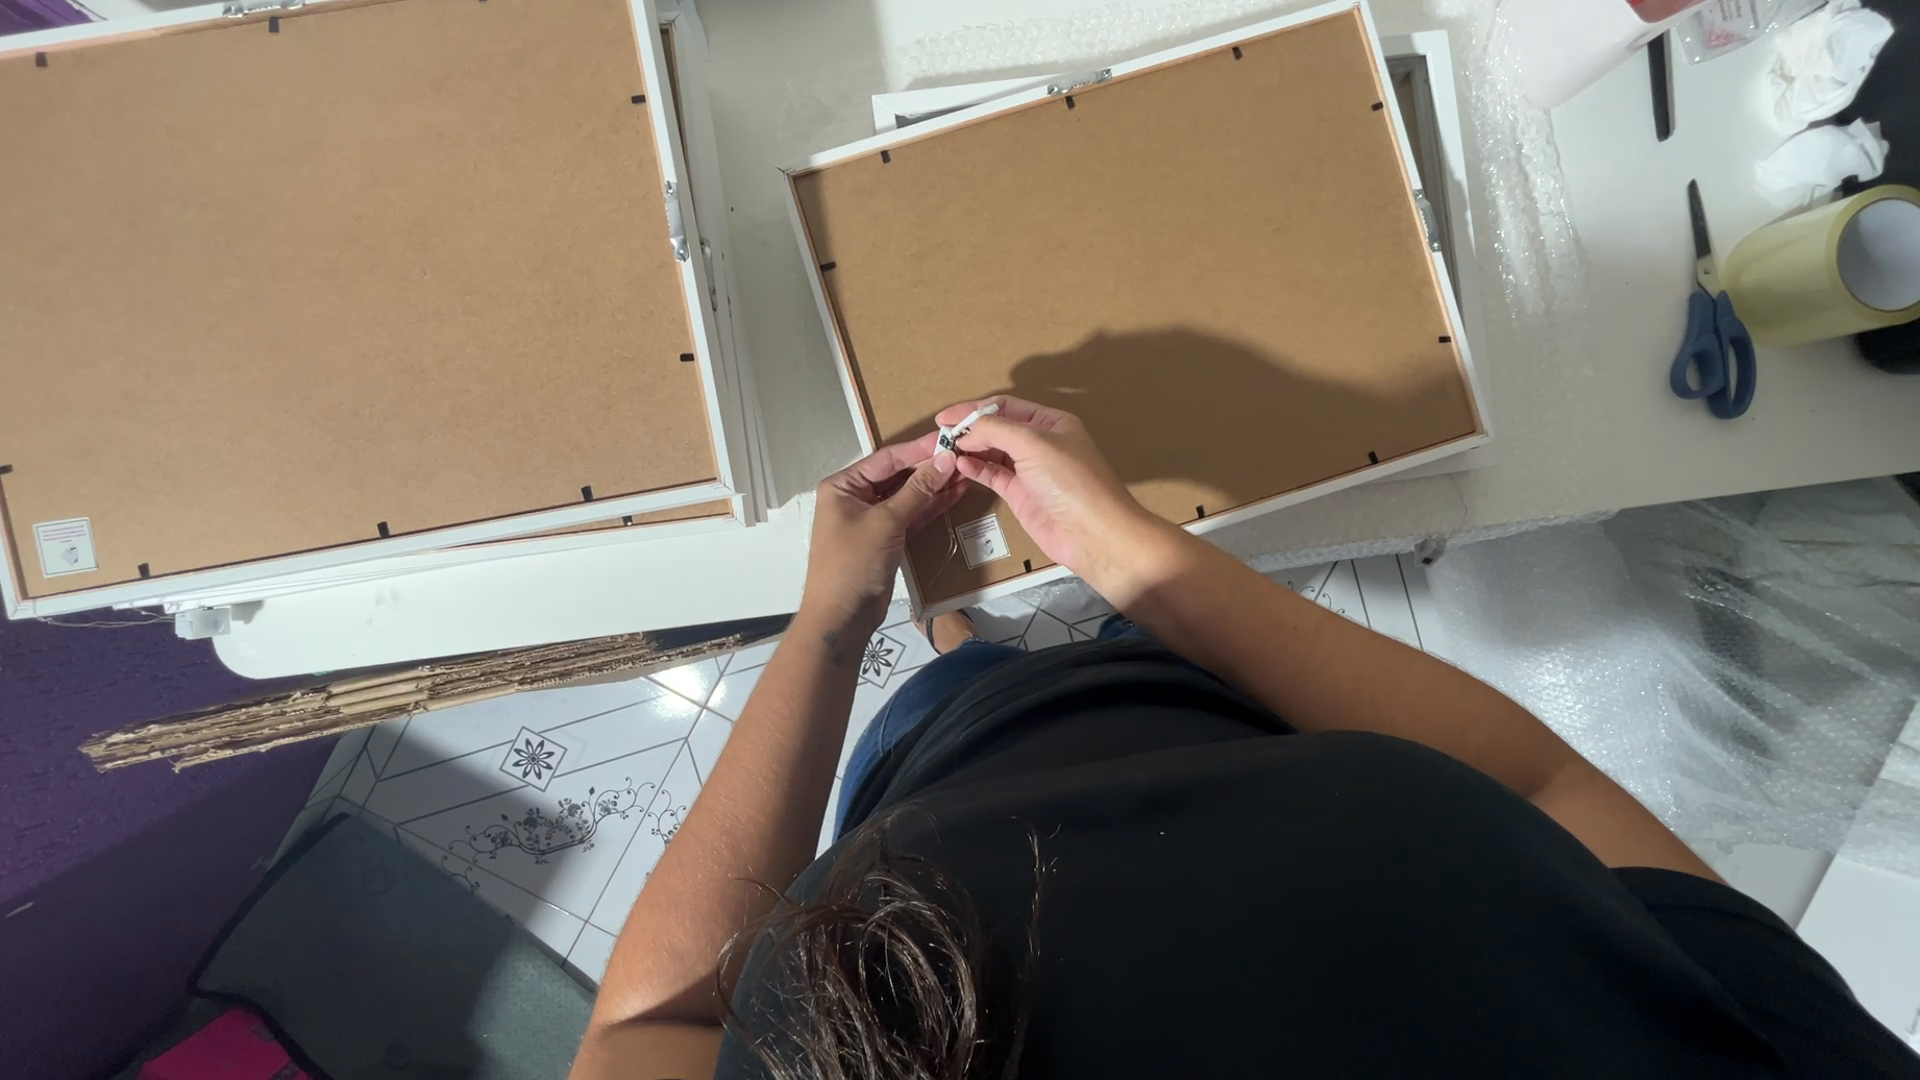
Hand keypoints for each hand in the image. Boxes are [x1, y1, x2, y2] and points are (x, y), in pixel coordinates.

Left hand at [800, 432, 965, 636]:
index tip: (948, 439)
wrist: (843, 615)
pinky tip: (954, 494)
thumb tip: (945, 460)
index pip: (887, 459)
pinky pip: (911, 515)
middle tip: (963, 455)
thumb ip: (917, 490)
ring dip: (934, 486)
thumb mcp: (886, 522)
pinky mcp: (887, 537)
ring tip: (965, 472)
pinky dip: (930, 507)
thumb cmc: (853, 563)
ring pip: (907, 495)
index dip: (918, 449)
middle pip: (898, 475)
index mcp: (843, 486)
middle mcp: (855, 497)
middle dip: (929, 467)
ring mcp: (871, 518)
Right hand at [939, 396, 1172, 591]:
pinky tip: (959, 465)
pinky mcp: (1021, 495)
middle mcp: (1040, 443)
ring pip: (992, 452)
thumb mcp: (1033, 443)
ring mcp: (1030, 470)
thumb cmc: (1072, 482)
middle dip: (970, 429)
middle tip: (941, 433)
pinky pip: (993, 475)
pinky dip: (975, 469)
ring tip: (944, 449)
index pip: (1005, 407)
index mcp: (1051, 422)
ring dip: (970, 449)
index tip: (947, 416)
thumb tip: (966, 430)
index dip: (974, 409)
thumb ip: (995, 430)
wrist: (1091, 533)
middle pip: (997, 429)